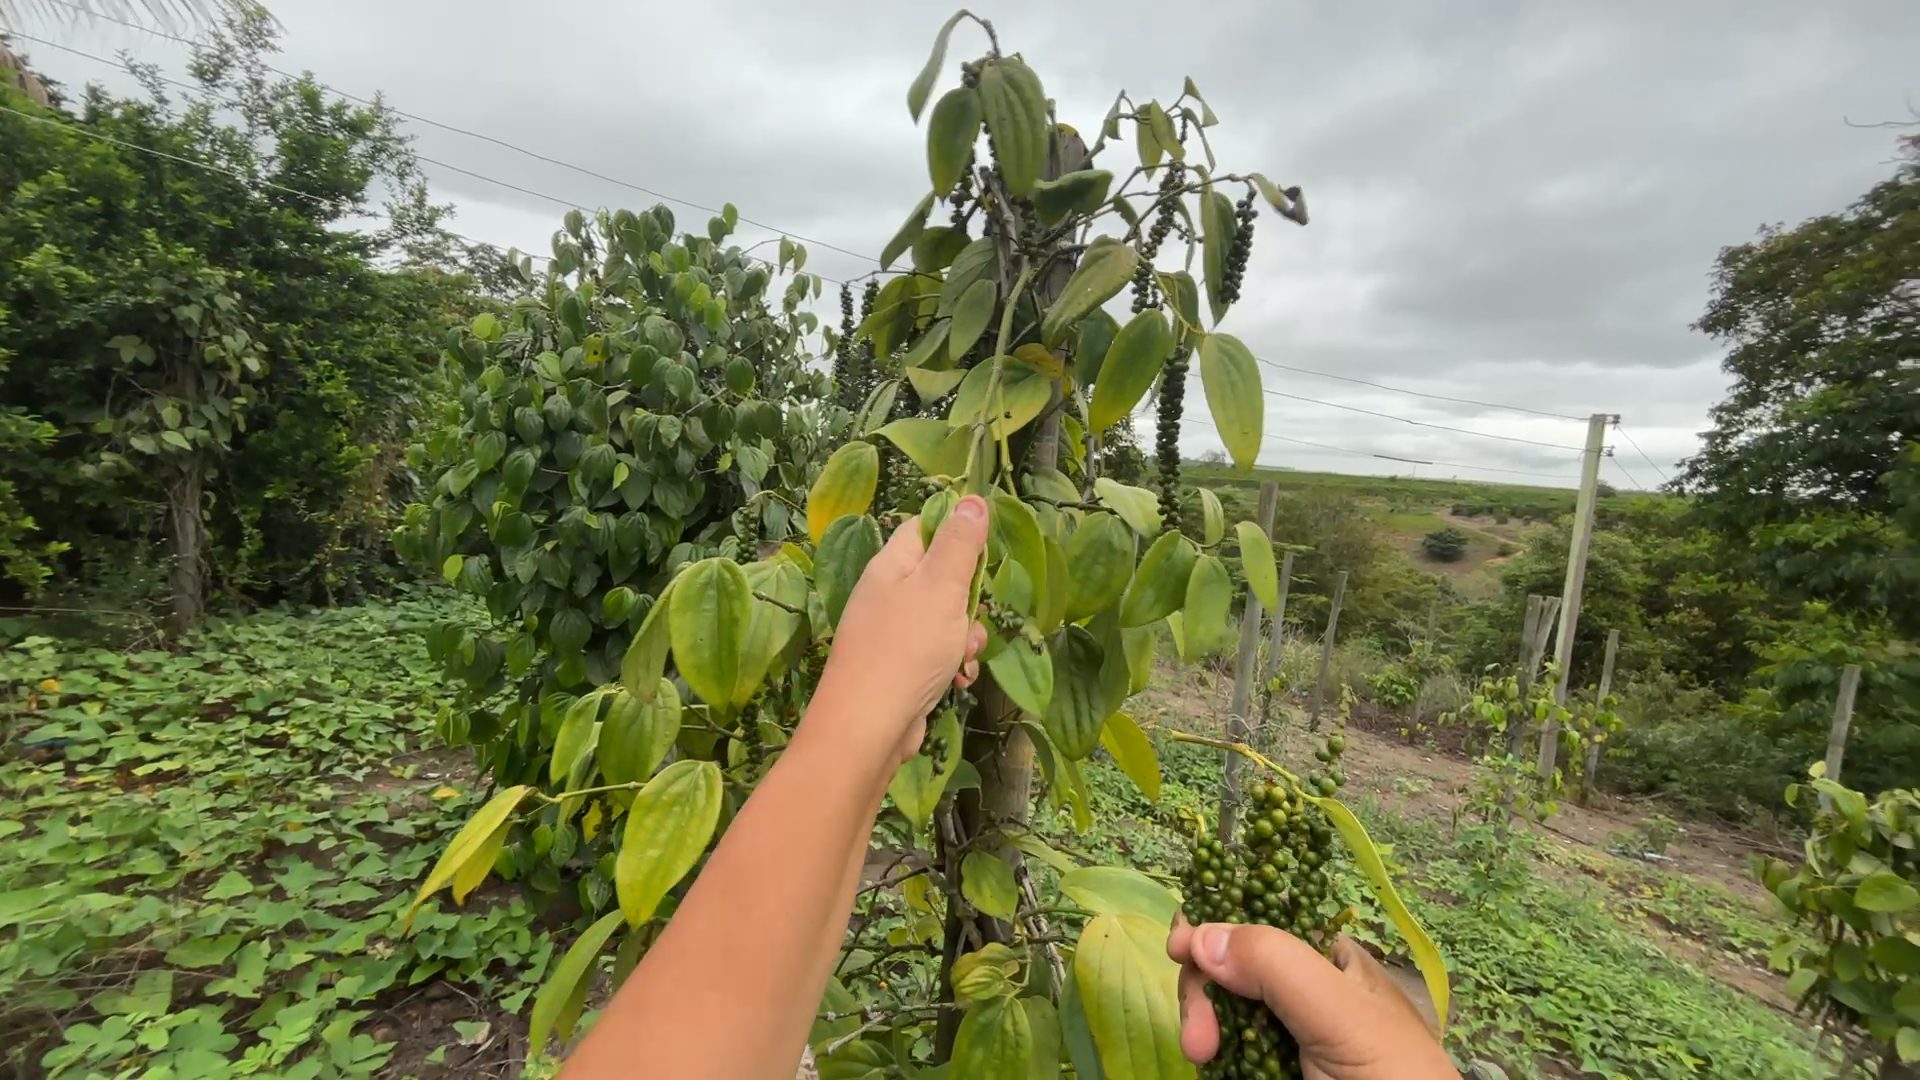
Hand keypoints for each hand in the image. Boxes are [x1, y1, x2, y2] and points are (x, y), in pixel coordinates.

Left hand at [804, 495, 990, 765]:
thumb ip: (959, 543)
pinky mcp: (899, 666)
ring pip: (945, 618)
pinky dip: (951, 664)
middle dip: (969, 600)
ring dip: (964, 637)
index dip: (958, 534)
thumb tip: (972, 499)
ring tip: (963, 658)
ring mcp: (890, 631)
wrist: (867, 728)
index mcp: (891, 564)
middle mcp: (887, 593)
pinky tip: (958, 682)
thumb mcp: (941, 586)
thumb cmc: (906, 648)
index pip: (926, 527)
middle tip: (974, 619)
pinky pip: (935, 652)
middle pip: (942, 576)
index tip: (985, 554)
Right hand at [1167, 917, 1458, 1079]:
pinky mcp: (1266, 1069)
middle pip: (1227, 959)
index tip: (1180, 947)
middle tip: (1196, 1035)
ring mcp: (1282, 1033)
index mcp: (1326, 957)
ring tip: (1200, 1057)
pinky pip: (1224, 1047)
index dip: (1214, 922)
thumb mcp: (1344, 1016)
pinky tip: (1207, 1063)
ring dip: (1198, 1021)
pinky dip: (1208, 1051)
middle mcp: (1300, 988)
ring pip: (1218, 1003)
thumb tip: (1199, 938)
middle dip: (1202, 986)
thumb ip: (1276, 965)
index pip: (1259, 915)